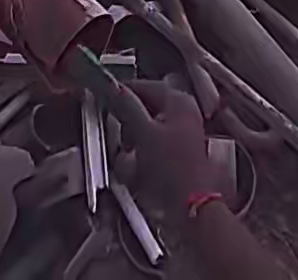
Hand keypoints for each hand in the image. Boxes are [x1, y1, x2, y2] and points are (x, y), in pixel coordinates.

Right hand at [125, 81, 220, 207]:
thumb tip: (113, 87)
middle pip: (145, 107)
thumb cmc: (173, 171)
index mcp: (178, 100)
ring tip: (129, 159)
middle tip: (120, 137)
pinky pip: (152, 147)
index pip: (144, 85)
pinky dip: (141, 155)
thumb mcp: (143, 133)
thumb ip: (127, 106)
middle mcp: (183, 113)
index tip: (106, 100)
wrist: (192, 212)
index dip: (123, 93)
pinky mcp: (178, 155)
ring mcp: (182, 134)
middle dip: (128, 124)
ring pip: (146, 129)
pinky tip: (137, 170)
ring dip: (133, 142)